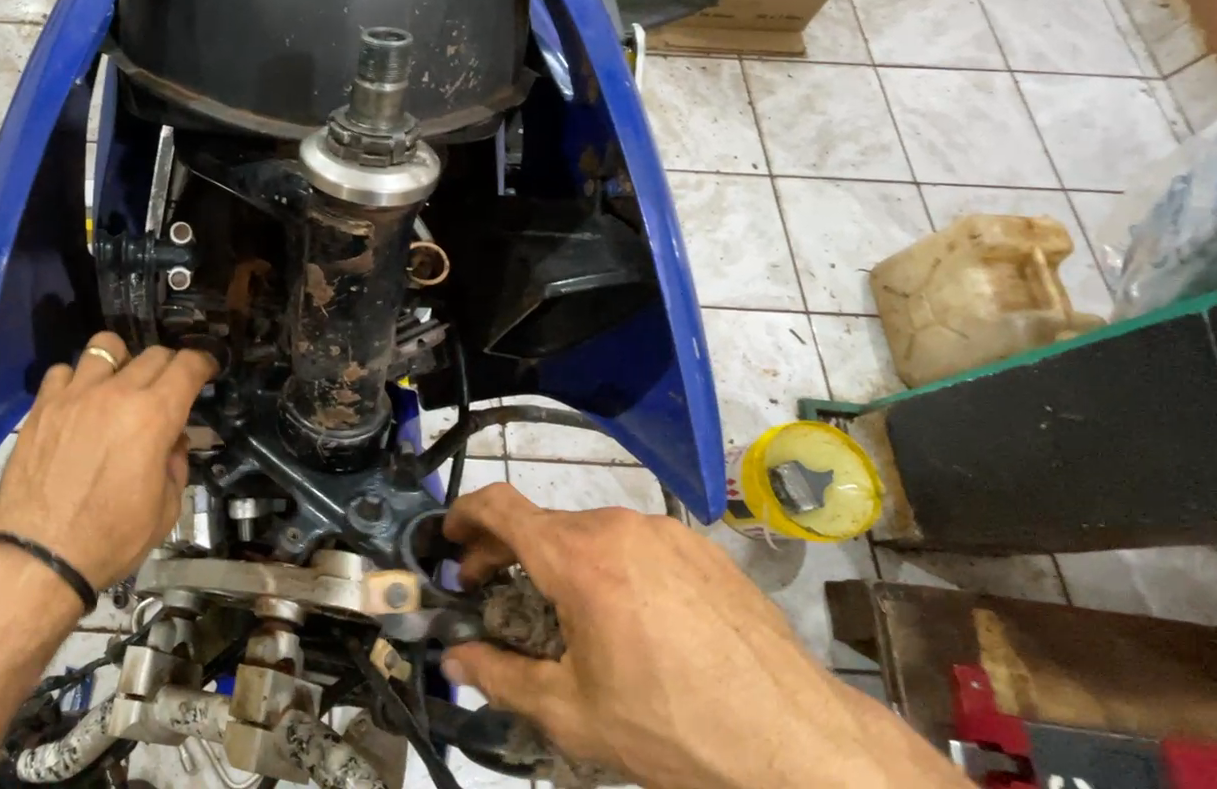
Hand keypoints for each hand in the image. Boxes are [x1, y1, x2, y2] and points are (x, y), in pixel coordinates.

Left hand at [0, 332, 216, 590]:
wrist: (40, 557)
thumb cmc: (111, 539)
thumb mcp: (165, 510)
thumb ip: (175, 464)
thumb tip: (172, 440)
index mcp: (153, 416)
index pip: (187, 366)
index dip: (203, 362)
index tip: (206, 369)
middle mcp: (115, 394)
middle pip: (152, 354)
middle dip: (169, 366)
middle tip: (168, 388)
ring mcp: (74, 396)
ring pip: (105, 346)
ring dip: (121, 361)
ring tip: (118, 384)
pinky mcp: (41, 408)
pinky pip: (62, 371)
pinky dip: (76, 380)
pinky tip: (78, 402)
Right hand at [438, 486, 966, 788]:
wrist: (802, 748)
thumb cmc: (675, 730)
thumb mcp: (573, 714)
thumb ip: (501, 677)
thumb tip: (454, 661)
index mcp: (579, 559)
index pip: (500, 506)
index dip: (464, 514)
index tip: (451, 538)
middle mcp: (619, 528)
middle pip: (543, 523)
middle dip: (508, 552)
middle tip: (494, 592)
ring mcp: (668, 534)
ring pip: (589, 533)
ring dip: (559, 561)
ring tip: (563, 613)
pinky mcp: (703, 550)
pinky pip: (636, 544)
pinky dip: (608, 565)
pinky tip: (624, 616)